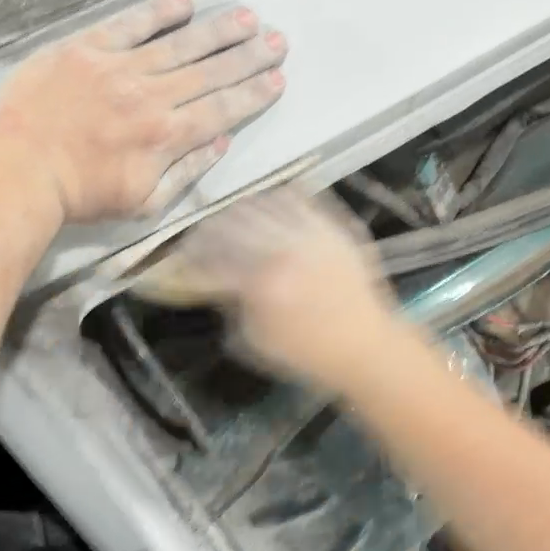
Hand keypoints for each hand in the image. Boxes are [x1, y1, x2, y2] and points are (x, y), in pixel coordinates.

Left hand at [0, 0, 286, 222]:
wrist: (20, 170)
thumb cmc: (81, 196)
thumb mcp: (143, 203)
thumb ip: (186, 172)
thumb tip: (219, 142)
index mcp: (166, 136)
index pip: (222, 109)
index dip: (253, 93)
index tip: (277, 79)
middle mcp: (151, 96)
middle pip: (211, 72)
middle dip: (248, 56)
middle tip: (277, 40)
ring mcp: (119, 68)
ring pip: (180, 44)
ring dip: (217, 30)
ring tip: (246, 17)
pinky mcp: (86, 49)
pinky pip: (130, 24)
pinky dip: (159, 12)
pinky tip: (185, 1)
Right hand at [172, 188, 398, 384]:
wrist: (366, 346)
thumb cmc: (308, 353)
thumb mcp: (256, 340)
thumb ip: (230, 305)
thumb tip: (213, 279)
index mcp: (261, 282)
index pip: (212, 254)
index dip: (191, 253)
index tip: (182, 255)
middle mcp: (284, 249)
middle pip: (232, 220)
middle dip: (210, 227)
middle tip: (203, 236)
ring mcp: (311, 232)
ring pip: (262, 202)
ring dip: (240, 209)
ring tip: (233, 219)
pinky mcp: (333, 226)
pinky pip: (298, 197)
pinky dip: (276, 198)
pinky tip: (267, 207)